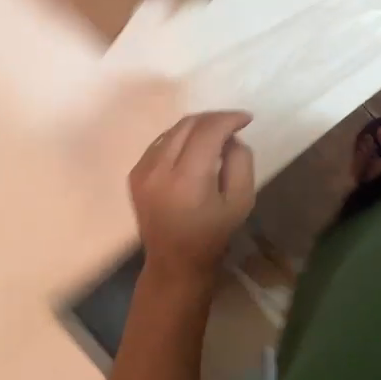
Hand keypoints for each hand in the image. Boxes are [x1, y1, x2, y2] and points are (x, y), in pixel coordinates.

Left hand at [130, 111, 255, 282]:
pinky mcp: (135, 174)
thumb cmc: (213, 233)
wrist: (175, 261)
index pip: (208, 131)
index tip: (246, 119)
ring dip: (197, 125)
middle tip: (233, 123)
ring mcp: (142, 171)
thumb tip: (230, 138)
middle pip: (188, 124)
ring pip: (172, 130)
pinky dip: (180, 137)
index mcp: (188, 179)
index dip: (229, 119)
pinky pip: (160, 143)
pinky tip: (194, 147)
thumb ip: (241, 161)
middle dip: (215, 118)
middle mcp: (159, 170)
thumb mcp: (242, 200)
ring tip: (216, 133)